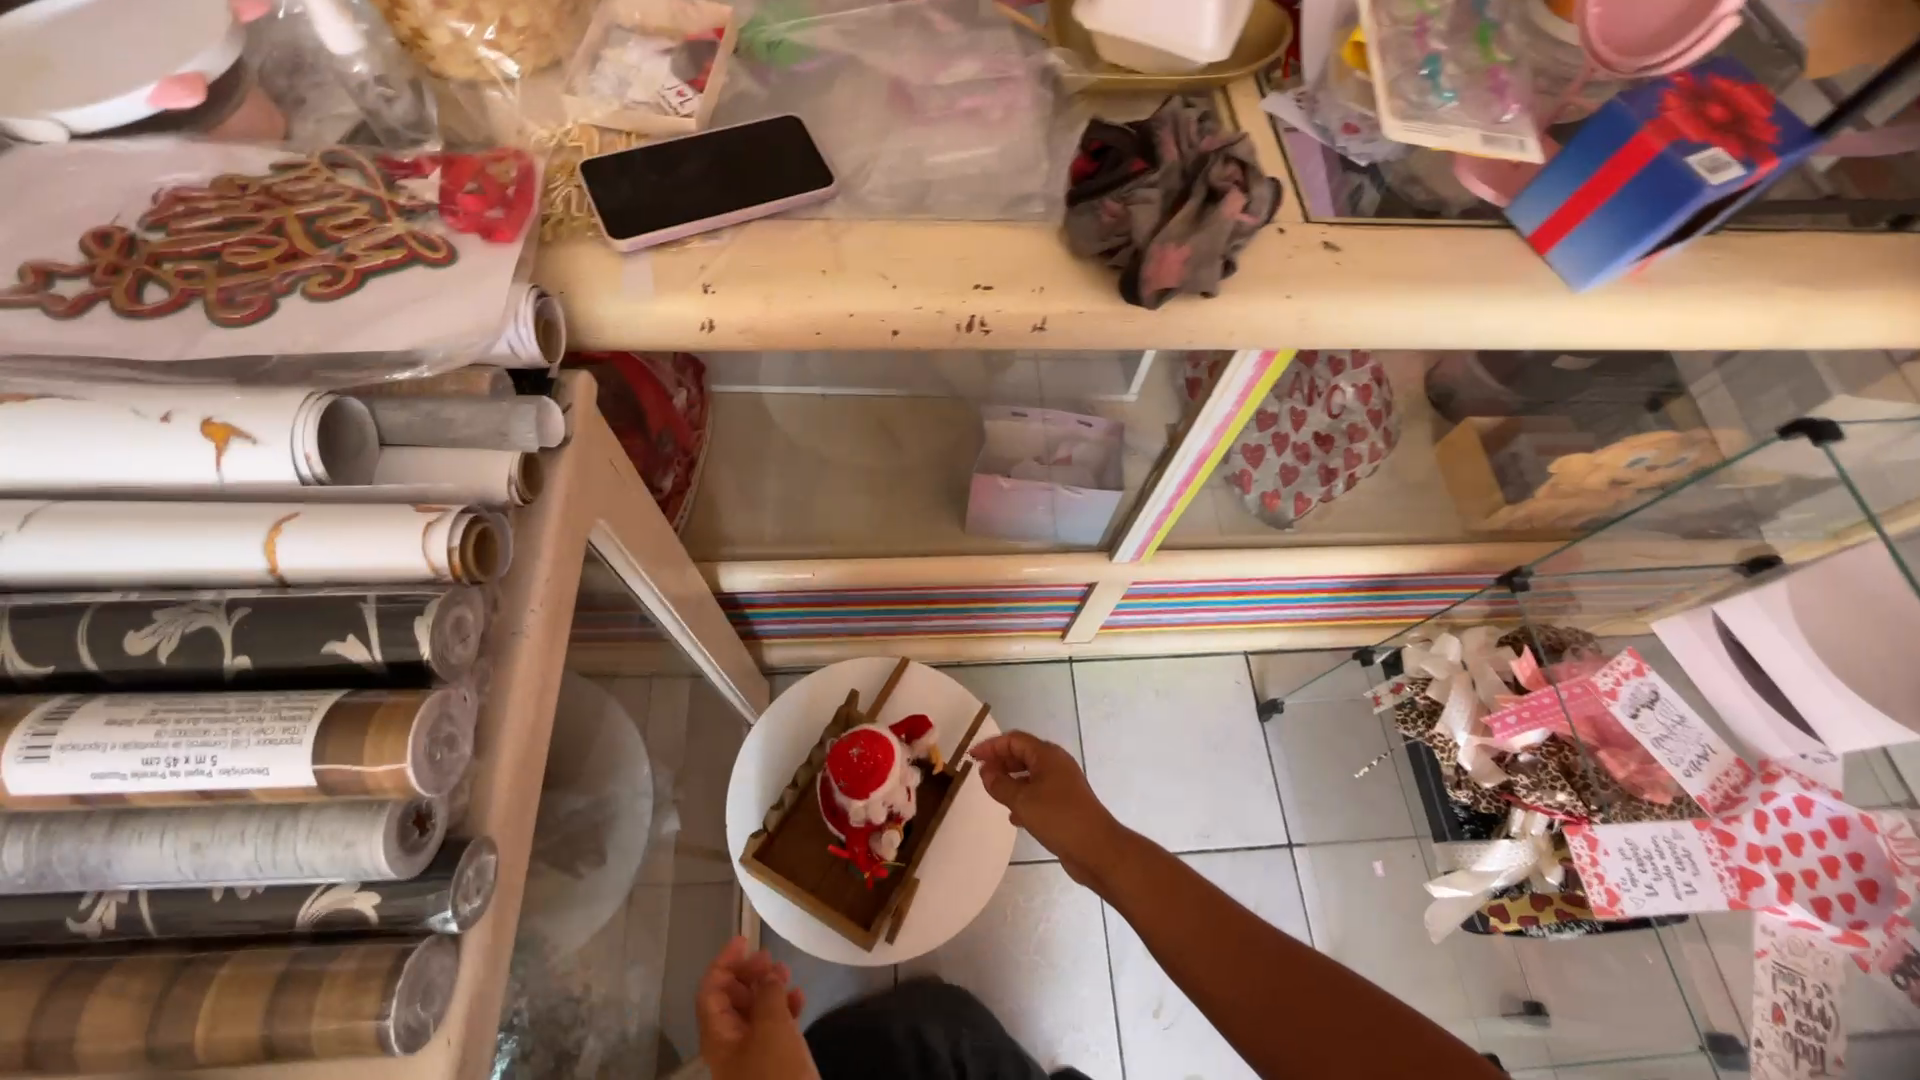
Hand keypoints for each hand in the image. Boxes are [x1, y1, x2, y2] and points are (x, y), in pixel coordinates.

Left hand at [697, 937, 819, 1079]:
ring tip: (788, 975)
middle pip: (730, 999)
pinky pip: (772, 1028)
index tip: (745, 940)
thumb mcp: (771, 1028)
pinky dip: (784, 1009)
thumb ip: (767, 995)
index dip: (724, 963)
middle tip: (770, 958)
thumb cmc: (775, 1074)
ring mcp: (750, 1056)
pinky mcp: (771, 1065)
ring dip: (768, 989)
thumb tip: (767, 974)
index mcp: (718, 1035)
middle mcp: (729, 1044)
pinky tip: (799, 1000)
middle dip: (749, 974)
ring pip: (753, 1012)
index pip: (711, 990)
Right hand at [969, 731, 1125, 887]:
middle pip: (1023, 754)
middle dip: (1001, 761)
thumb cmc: (1058, 817)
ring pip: (1031, 775)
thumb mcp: (1022, 800)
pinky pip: (1039, 794)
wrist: (1096, 848)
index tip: (972, 757)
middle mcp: (1056, 765)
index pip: (1014, 740)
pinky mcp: (1065, 804)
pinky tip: (1013, 816)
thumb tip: (985, 771)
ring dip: (1011, 780)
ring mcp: (1063, 785)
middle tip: (980, 773)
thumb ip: (1000, 784)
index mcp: (1047, 755)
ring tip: (993, 792)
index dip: (992, 746)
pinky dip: (1024, 799)